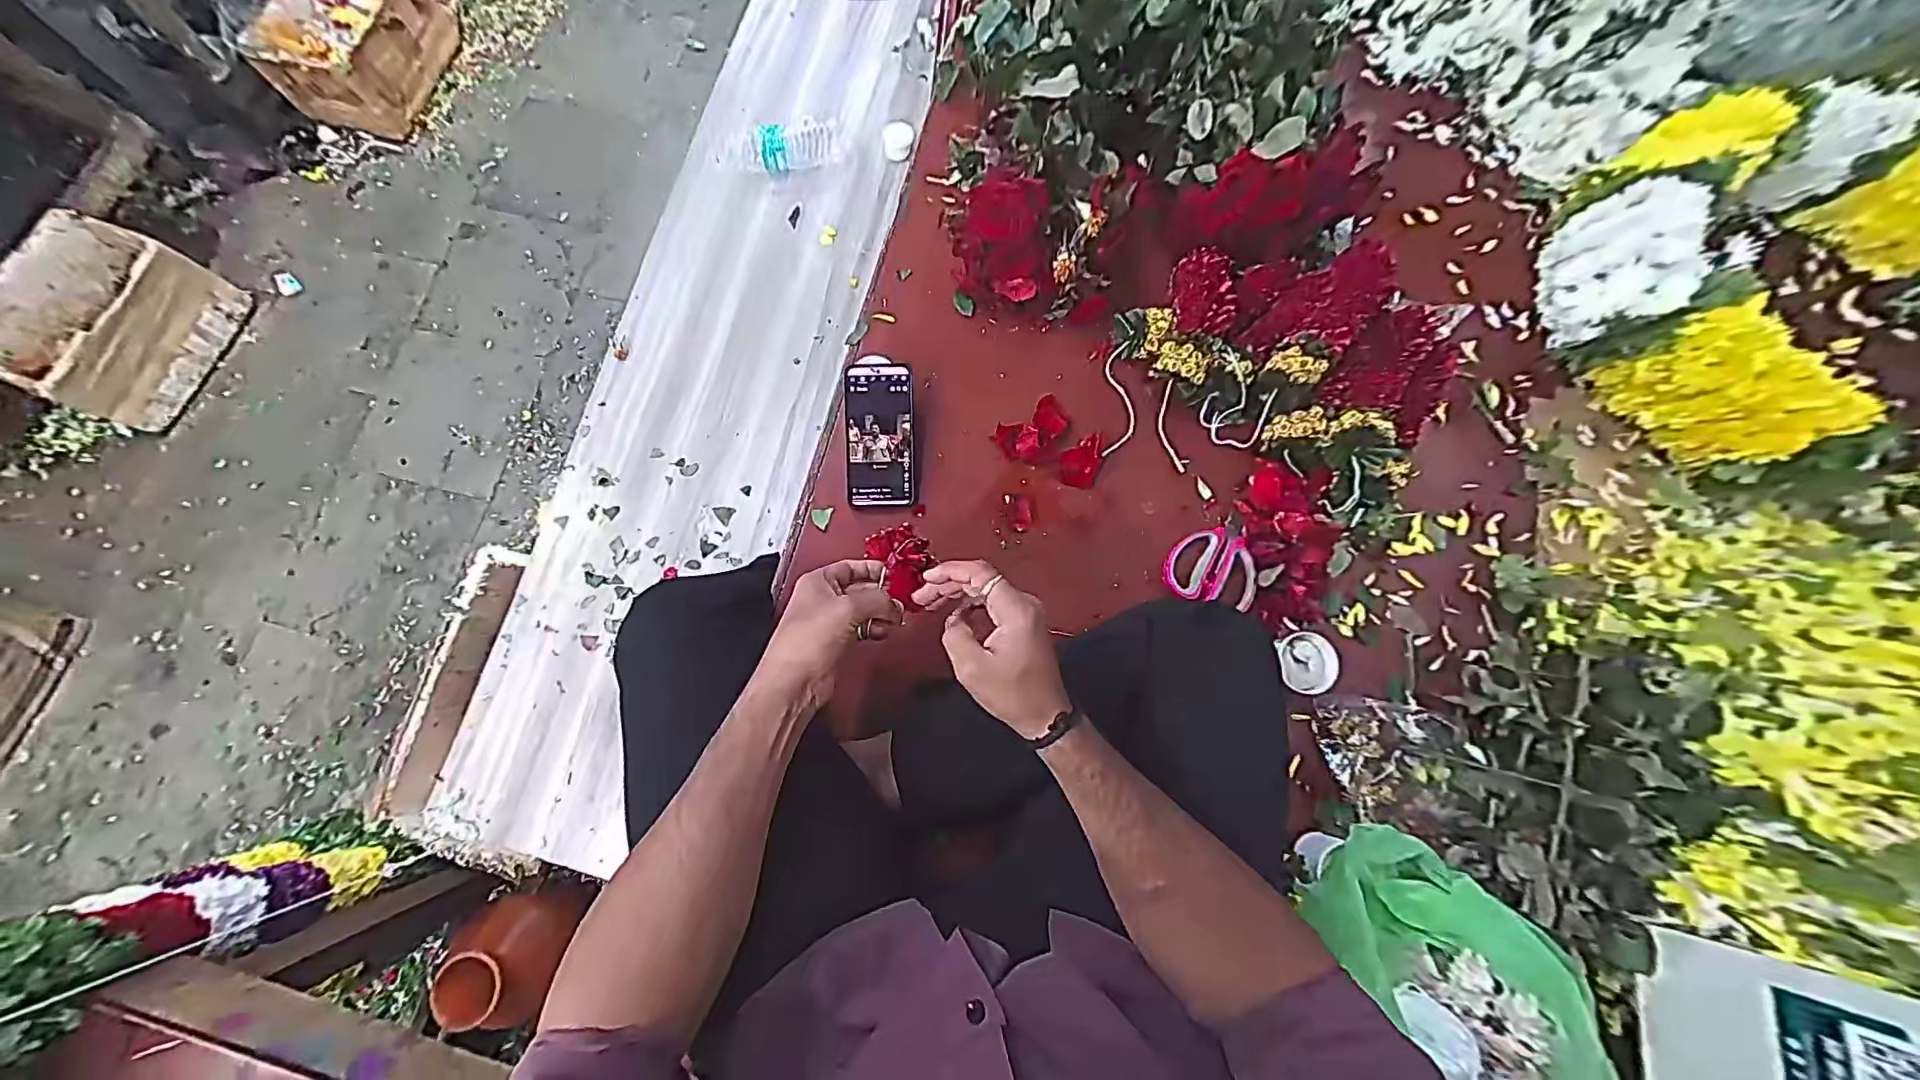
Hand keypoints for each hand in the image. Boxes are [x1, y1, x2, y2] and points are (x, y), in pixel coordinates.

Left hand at [755, 560, 903, 710]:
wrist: (794, 683)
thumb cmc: (804, 643)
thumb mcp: (847, 608)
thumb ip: (876, 599)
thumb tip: (892, 602)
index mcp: (817, 582)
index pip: (850, 566)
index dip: (872, 568)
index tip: (892, 574)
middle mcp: (823, 600)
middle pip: (860, 589)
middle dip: (881, 594)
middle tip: (898, 600)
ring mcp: (830, 622)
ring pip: (864, 610)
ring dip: (881, 613)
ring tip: (894, 617)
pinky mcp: (837, 642)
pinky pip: (862, 629)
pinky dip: (875, 628)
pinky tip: (883, 631)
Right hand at [913, 561, 1071, 738]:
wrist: (1045, 715)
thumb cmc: (1015, 696)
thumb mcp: (971, 668)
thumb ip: (954, 634)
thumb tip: (952, 620)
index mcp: (1016, 610)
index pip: (980, 573)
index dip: (950, 571)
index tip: (927, 578)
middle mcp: (1024, 605)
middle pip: (981, 579)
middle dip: (949, 583)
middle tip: (922, 595)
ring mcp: (1026, 612)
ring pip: (986, 590)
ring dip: (958, 593)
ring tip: (931, 602)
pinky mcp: (1023, 622)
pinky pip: (993, 603)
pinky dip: (971, 605)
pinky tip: (954, 614)